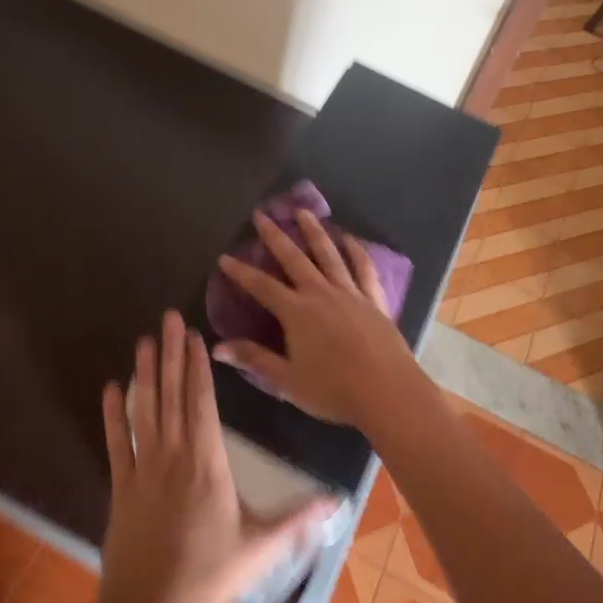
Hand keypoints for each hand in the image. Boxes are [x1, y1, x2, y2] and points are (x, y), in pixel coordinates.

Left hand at [88, 312, 330, 602]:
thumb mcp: (260, 548)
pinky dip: (113, 415)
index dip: (198, 365)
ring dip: (144, 374)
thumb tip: (338, 500)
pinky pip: (115, 444)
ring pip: (144, 411)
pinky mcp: (121, 489)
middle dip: (172, 354)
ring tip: (143, 341)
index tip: (195, 334)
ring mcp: (142, 470)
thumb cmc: (208, 573)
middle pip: (172, 395)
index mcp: (207, 462)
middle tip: (168, 317)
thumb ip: (297, 519)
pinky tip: (110, 389)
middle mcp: (173, 456)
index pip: (201, 401)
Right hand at [213, 209, 424, 427]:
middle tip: (261, 214)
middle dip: (275, 236)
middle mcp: (321, 293)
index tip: (225, 257)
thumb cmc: (333, 389)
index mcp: (297, 312)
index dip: (242, 272)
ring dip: (314, 231)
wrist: (386, 390)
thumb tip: (217, 347)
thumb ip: (254, 359)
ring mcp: (350, 293)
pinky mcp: (374, 299)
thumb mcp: (287, 380)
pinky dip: (356, 251)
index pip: (262, 286)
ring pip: (329, 254)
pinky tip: (350, 239)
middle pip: (294, 259)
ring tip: (303, 212)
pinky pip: (363, 268)